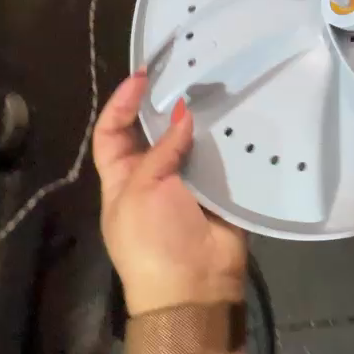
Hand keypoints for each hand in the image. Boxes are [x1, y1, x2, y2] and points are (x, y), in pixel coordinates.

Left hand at [94, 72, 247, 314]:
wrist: (195, 283)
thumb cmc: (152, 240)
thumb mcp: (141, 194)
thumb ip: (161, 151)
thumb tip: (184, 113)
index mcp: (122, 178)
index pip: (112, 133)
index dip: (122, 104)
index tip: (142, 76)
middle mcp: (154, 173)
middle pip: (156, 128)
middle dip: (167, 101)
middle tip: (188, 71)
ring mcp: (188, 177)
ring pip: (192, 135)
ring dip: (202, 114)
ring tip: (218, 83)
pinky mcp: (219, 182)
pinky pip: (223, 151)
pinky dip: (229, 133)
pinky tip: (240, 111)